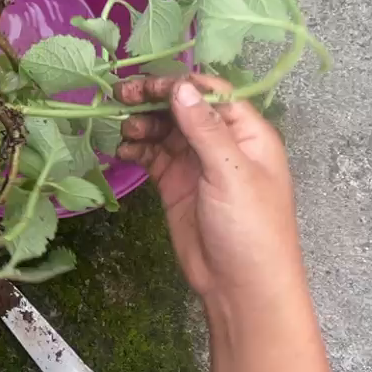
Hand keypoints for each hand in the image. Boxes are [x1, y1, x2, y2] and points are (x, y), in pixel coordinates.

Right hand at [114, 74, 303, 316]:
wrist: (240, 287)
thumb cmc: (250, 228)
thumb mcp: (230, 173)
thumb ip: (204, 128)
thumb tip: (180, 86)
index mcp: (247, 134)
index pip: (211, 93)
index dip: (179, 85)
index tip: (147, 86)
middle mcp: (220, 142)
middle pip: (182, 107)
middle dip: (152, 100)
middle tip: (120, 96)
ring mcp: (195, 163)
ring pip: (163, 129)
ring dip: (142, 124)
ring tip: (124, 131)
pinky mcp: (175, 183)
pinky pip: (152, 155)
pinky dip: (136, 148)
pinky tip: (124, 151)